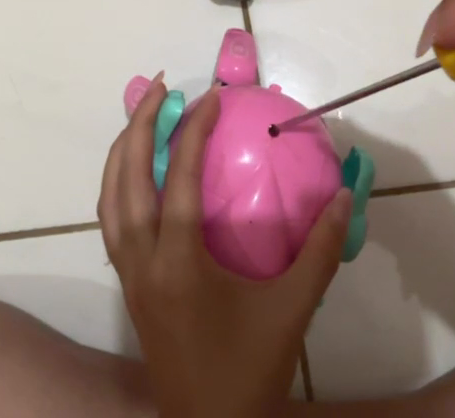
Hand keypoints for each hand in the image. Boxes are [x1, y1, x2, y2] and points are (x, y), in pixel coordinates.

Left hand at [99, 80, 350, 417]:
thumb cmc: (251, 368)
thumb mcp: (294, 309)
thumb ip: (322, 250)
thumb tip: (346, 194)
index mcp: (178, 261)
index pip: (177, 178)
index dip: (192, 130)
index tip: (212, 96)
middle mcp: (141, 259)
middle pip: (125, 176)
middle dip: (139, 124)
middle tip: (162, 87)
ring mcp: (127, 273)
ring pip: (108, 197)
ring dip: (121, 151)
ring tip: (142, 117)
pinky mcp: (126, 284)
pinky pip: (110, 220)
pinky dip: (116, 184)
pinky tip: (136, 173)